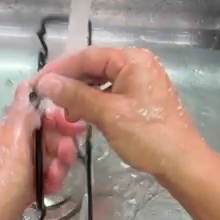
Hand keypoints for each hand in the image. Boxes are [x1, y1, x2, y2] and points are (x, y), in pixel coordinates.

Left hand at [0, 82, 86, 219]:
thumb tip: (27, 86)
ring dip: (58, 163)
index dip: (55, 114)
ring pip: (48, 156)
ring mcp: (17, 169)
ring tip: (58, 176)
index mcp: (7, 131)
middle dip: (61, 142)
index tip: (74, 122)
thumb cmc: (1, 184)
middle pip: (45, 135)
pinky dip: (51, 180)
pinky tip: (52, 188)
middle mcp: (11, 147)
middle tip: (69, 154)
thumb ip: (23, 114)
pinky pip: (44, 177)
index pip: (34, 111)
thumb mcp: (15, 142)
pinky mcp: (22, 190)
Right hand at [33, 47, 213, 184]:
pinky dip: (94, 104)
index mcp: (133, 60)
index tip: (36, 85)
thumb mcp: (108, 114)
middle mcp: (138, 64)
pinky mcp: (141, 99)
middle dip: (70, 84)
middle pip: (94, 67)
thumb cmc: (148, 135)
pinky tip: (82, 118)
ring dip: (81, 96)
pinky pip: (111, 94)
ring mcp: (141, 81)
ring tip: (65, 115)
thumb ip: (76, 95)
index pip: (87, 56)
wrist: (182, 163)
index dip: (59, 70)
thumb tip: (46, 82)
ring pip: (101, 82)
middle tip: (46, 101)